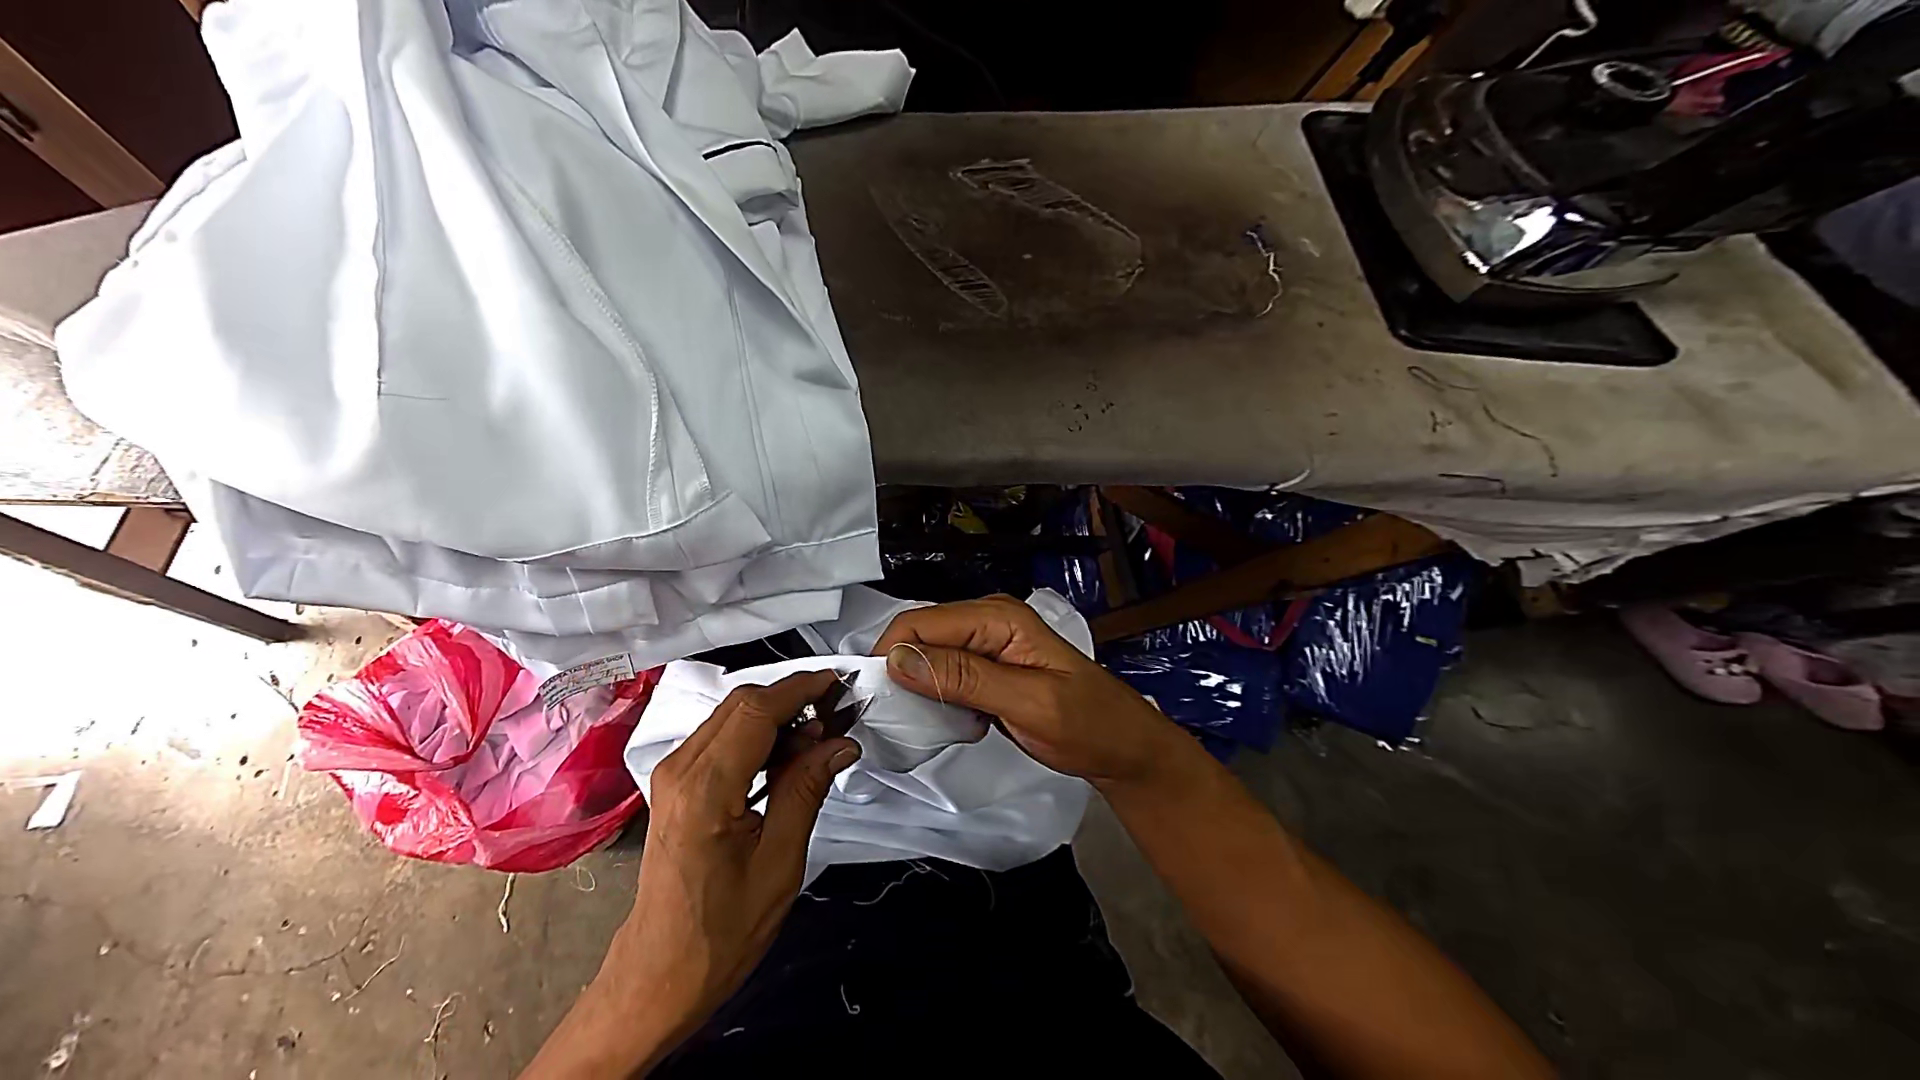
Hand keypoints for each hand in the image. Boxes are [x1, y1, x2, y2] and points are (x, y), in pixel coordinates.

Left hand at [519, 670, 859, 1078]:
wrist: (659, 972)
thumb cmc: (723, 929)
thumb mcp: (779, 862)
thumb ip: (806, 790)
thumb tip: (840, 743)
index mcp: (706, 787)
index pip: (756, 710)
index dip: (800, 689)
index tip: (837, 684)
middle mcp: (680, 769)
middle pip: (741, 703)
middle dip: (791, 698)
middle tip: (835, 716)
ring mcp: (672, 774)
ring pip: (730, 715)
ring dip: (776, 716)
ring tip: (817, 739)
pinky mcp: (675, 784)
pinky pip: (721, 737)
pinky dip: (757, 734)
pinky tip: (786, 757)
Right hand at [872, 594, 1190, 789]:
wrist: (1121, 747)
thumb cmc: (1092, 722)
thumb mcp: (1030, 702)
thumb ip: (966, 677)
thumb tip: (902, 659)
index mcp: (999, 618)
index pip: (921, 622)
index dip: (891, 655)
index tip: (876, 696)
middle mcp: (988, 623)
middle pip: (918, 636)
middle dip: (898, 672)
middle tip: (894, 715)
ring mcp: (985, 647)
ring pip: (925, 657)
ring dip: (914, 687)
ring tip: (918, 721)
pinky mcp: (984, 671)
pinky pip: (941, 675)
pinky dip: (931, 697)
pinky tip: (941, 720)